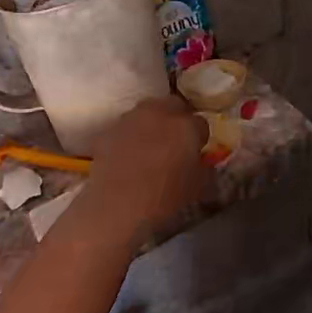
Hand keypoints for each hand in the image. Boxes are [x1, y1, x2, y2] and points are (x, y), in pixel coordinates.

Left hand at [72, 97, 209, 245]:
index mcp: (186, 125)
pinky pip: (125, 129)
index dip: (200, 138)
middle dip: (177, 119)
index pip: (201, 123)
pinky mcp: (107, 131)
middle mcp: (158, 113)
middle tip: (176, 141)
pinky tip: (128, 158)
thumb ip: (204, 168)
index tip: (197, 151)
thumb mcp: (197, 188)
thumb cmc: (164, 198)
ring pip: (146, 113)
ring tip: (150, 148)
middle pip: (173, 105)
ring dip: (152, 125)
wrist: (115, 207)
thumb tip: (201, 163)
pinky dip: (129, 137)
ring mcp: (130, 119)